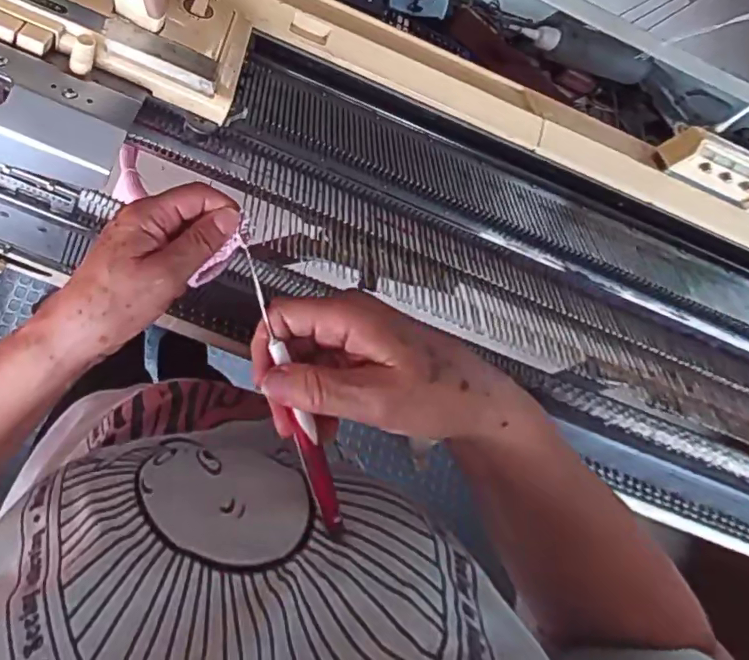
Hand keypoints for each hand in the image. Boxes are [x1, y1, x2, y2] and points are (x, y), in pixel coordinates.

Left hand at [36, 182, 239, 365]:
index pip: (198, 193)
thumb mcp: (167, 274)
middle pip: (191, 210)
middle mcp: (140, 219)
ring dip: (198, 250)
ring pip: (182, 231)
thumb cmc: (109, 305)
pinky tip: (180, 281)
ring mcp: (137, 236)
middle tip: (216, 261)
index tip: (238, 232)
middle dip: (212, 233)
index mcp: (146, 214)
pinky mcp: (136, 255)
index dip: (223, 210)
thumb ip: (201, 242)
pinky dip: (183, 262)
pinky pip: (170, 248)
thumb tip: (227, 218)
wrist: (75, 332)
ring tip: (193, 277)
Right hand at [250, 291, 533, 442]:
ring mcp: (355, 334)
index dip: (266, 350)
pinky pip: (327, 369)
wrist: (482, 403)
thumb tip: (271, 382)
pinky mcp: (362, 351)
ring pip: (307, 359)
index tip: (268, 391)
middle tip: (289, 426)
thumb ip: (318, 389)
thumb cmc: (441, 393)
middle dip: (284, 383)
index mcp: (348, 315)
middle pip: (292, 340)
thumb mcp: (375, 399)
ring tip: (311, 434)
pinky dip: (321, 397)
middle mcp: (347, 317)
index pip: (282, 315)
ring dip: (302, 396)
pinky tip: (328, 426)